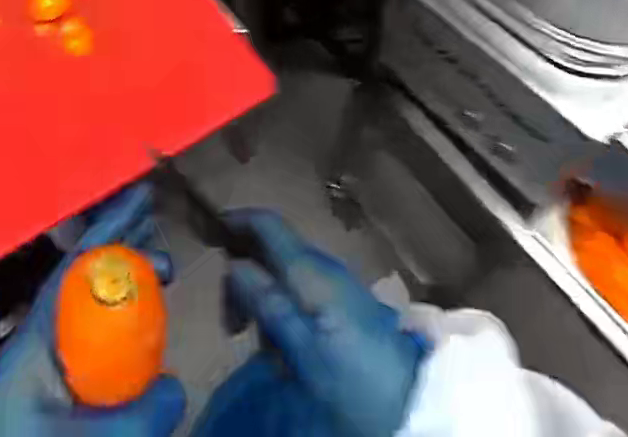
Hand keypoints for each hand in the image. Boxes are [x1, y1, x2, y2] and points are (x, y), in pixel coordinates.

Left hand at [0, 184, 186, 436]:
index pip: (69, 275)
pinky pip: (99, 345)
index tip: (137, 204)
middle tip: (157, 221)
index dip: (105, 236)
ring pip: (90, 309)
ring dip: (125, 280)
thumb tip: (175, 386)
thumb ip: (133, 420)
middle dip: (118, 246)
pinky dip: (126, 323)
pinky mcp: (66, 398)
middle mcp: (39, 351)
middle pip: (80, 283)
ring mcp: (52, 375)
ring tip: (161, 259)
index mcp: (30, 352)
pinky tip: (149, 318)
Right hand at [220, 210, 423, 436]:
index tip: (210, 231)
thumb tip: (234, 266)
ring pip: (285, 275)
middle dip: (246, 278)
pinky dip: (284, 312)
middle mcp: (324, 268)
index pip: (269, 225)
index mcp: (312, 272)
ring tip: (262, 347)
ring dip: (264, 301)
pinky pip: (302, 294)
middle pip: (272, 251)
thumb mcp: (305, 354)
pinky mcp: (347, 305)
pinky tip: (286, 349)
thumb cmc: (357, 384)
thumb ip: (269, 305)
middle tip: (233, 325)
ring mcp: (338, 285)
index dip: (238, 220)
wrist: (417, 407)